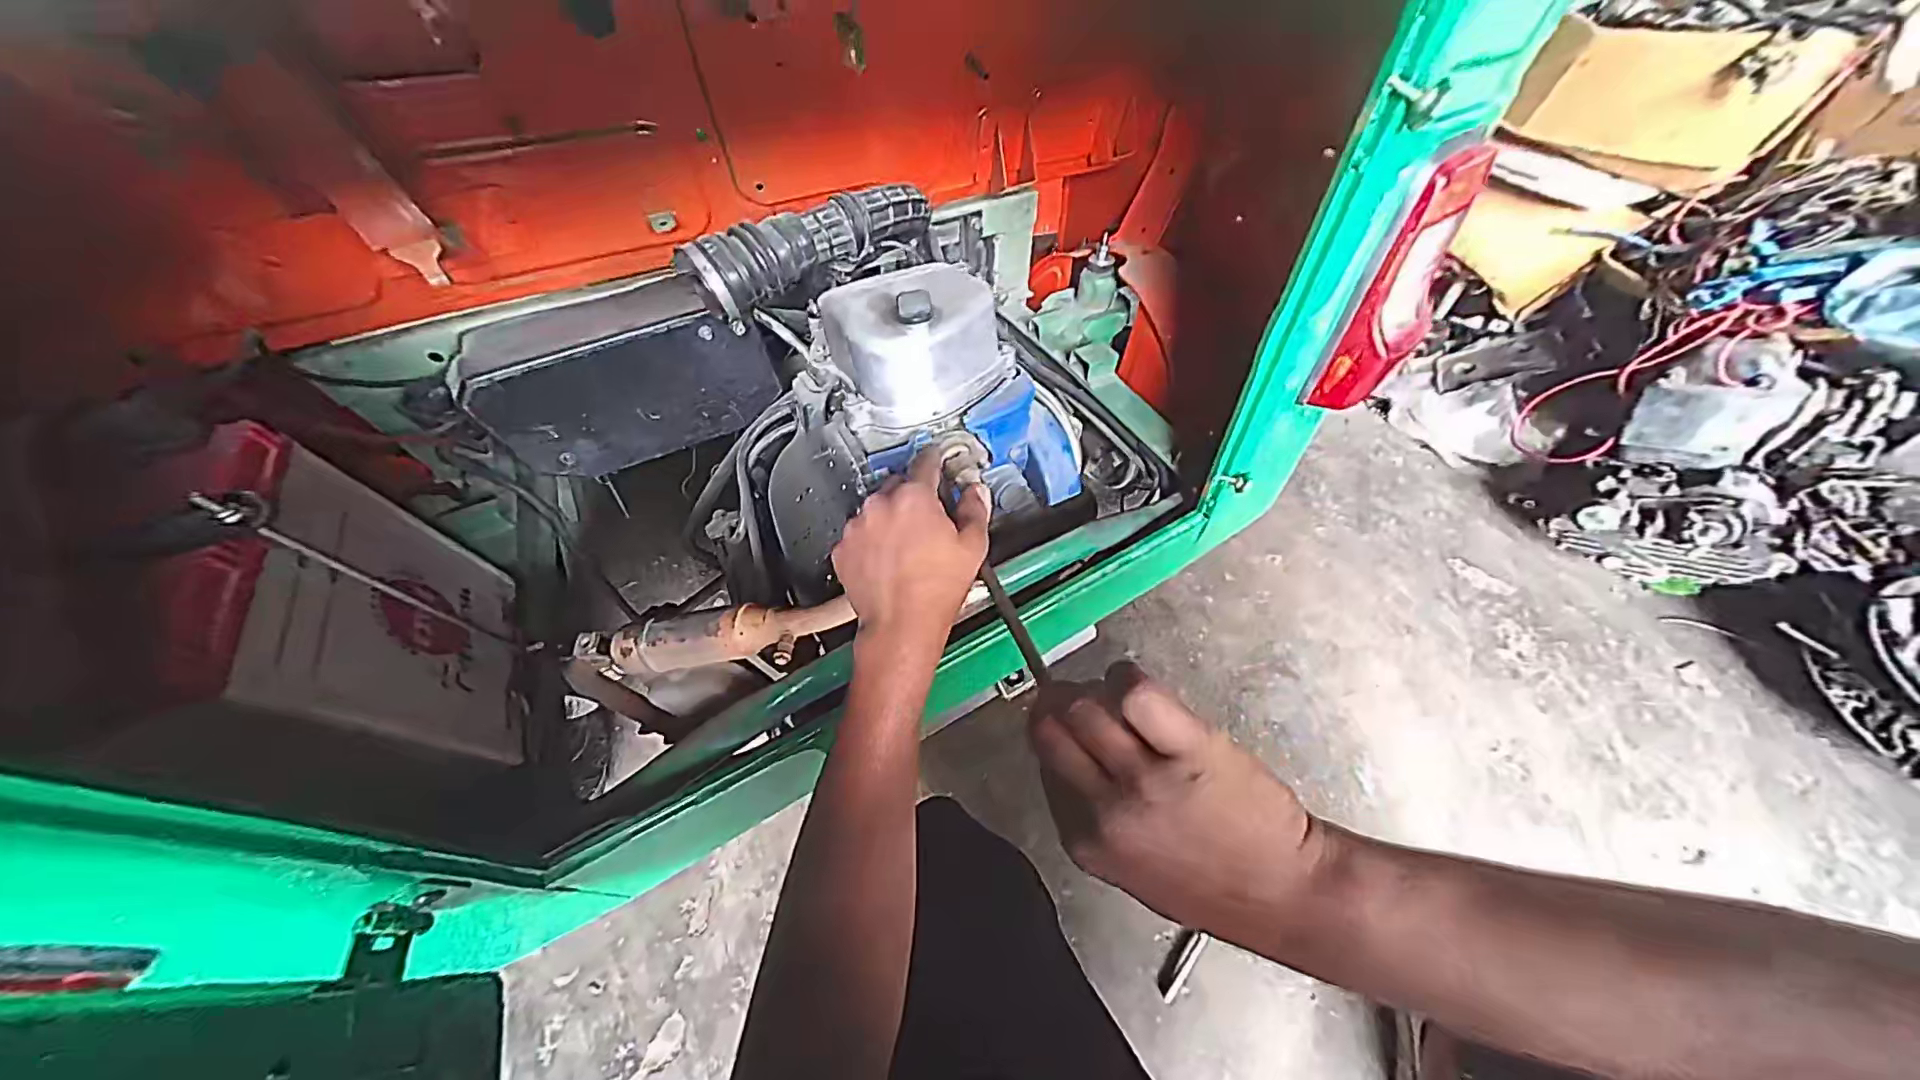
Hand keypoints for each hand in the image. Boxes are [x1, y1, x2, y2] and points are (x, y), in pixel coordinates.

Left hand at [832, 446, 989, 646]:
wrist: (901, 625)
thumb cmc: (934, 591)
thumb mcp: (972, 547)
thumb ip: (975, 510)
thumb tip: (975, 493)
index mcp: (914, 498)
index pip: (925, 462)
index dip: (937, 459)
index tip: (939, 458)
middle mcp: (880, 506)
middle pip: (898, 485)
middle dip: (913, 497)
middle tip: (929, 521)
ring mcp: (857, 527)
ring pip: (876, 510)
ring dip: (890, 519)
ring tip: (908, 548)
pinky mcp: (843, 549)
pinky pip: (859, 534)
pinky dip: (871, 540)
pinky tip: (888, 559)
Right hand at [1027, 661, 1326, 932]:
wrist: (1284, 893)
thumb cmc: (1210, 883)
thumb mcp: (1127, 866)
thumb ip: (1089, 816)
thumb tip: (1071, 753)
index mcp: (1085, 840)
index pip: (1044, 760)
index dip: (1054, 730)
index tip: (1063, 719)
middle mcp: (1106, 809)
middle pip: (1053, 727)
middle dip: (1060, 702)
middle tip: (1078, 696)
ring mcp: (1146, 779)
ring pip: (1086, 707)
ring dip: (1093, 688)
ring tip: (1113, 691)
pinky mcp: (1188, 751)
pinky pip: (1136, 694)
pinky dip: (1126, 677)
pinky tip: (1136, 683)